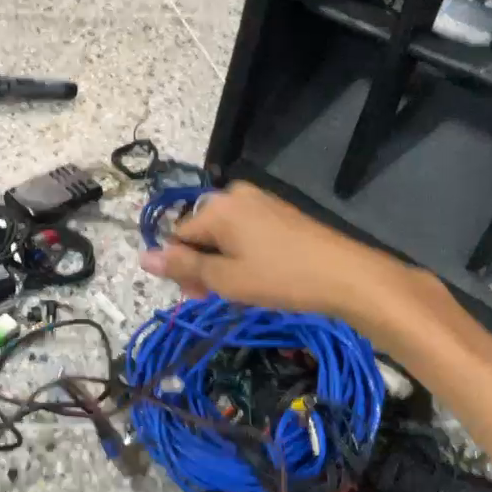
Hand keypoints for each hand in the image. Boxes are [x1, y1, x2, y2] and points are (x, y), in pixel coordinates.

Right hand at [137, 182, 444, 332]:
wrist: (348, 276)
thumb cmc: (281, 277)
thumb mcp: (226, 278)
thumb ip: (183, 266)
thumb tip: (143, 257)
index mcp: (217, 206)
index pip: (178, 236)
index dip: (181, 268)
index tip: (198, 296)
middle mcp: (235, 194)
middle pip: (199, 232)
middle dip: (202, 265)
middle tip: (219, 297)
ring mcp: (260, 201)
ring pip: (223, 234)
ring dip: (222, 262)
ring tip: (242, 291)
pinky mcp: (280, 212)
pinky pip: (246, 231)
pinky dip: (243, 254)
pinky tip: (260, 276)